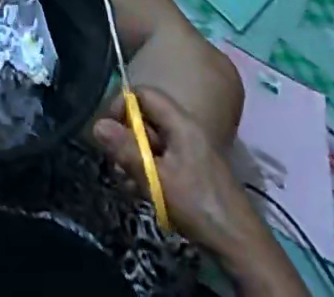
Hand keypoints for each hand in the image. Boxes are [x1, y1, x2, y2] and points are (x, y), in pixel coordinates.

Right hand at [92, 85, 261, 255]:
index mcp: (180, 121)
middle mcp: (186, 128)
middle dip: (128, 137)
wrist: (236, 238)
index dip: (123, 105)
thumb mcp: (156, 178)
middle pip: (148, 118)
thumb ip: (127, 151)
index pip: (146, 94)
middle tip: (117, 164)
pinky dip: (150, 170)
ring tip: (129, 183)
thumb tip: (97, 124)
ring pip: (154, 141)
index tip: (108, 131)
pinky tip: (144, 192)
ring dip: (137, 158)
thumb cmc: (196, 203)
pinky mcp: (192, 168)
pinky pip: (164, 158)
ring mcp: (190, 149)